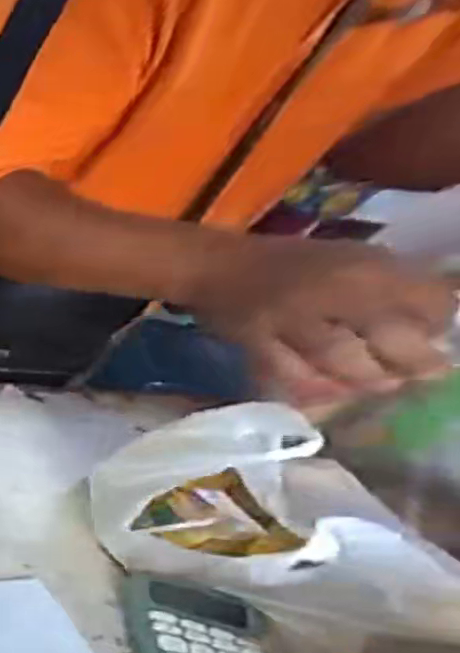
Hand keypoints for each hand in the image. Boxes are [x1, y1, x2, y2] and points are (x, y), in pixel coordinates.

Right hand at [196, 239, 455, 410]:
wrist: (215, 268)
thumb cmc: (292, 263)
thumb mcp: (355, 257)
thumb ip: (394, 284)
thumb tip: (431, 320)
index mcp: (369, 268)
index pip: (429, 302)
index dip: (437, 323)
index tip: (432, 334)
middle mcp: (332, 293)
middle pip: (389, 336)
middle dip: (411, 360)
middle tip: (417, 374)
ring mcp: (287, 319)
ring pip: (337, 358)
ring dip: (362, 378)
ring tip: (373, 385)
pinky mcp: (251, 339)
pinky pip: (285, 370)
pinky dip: (308, 386)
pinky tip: (323, 394)